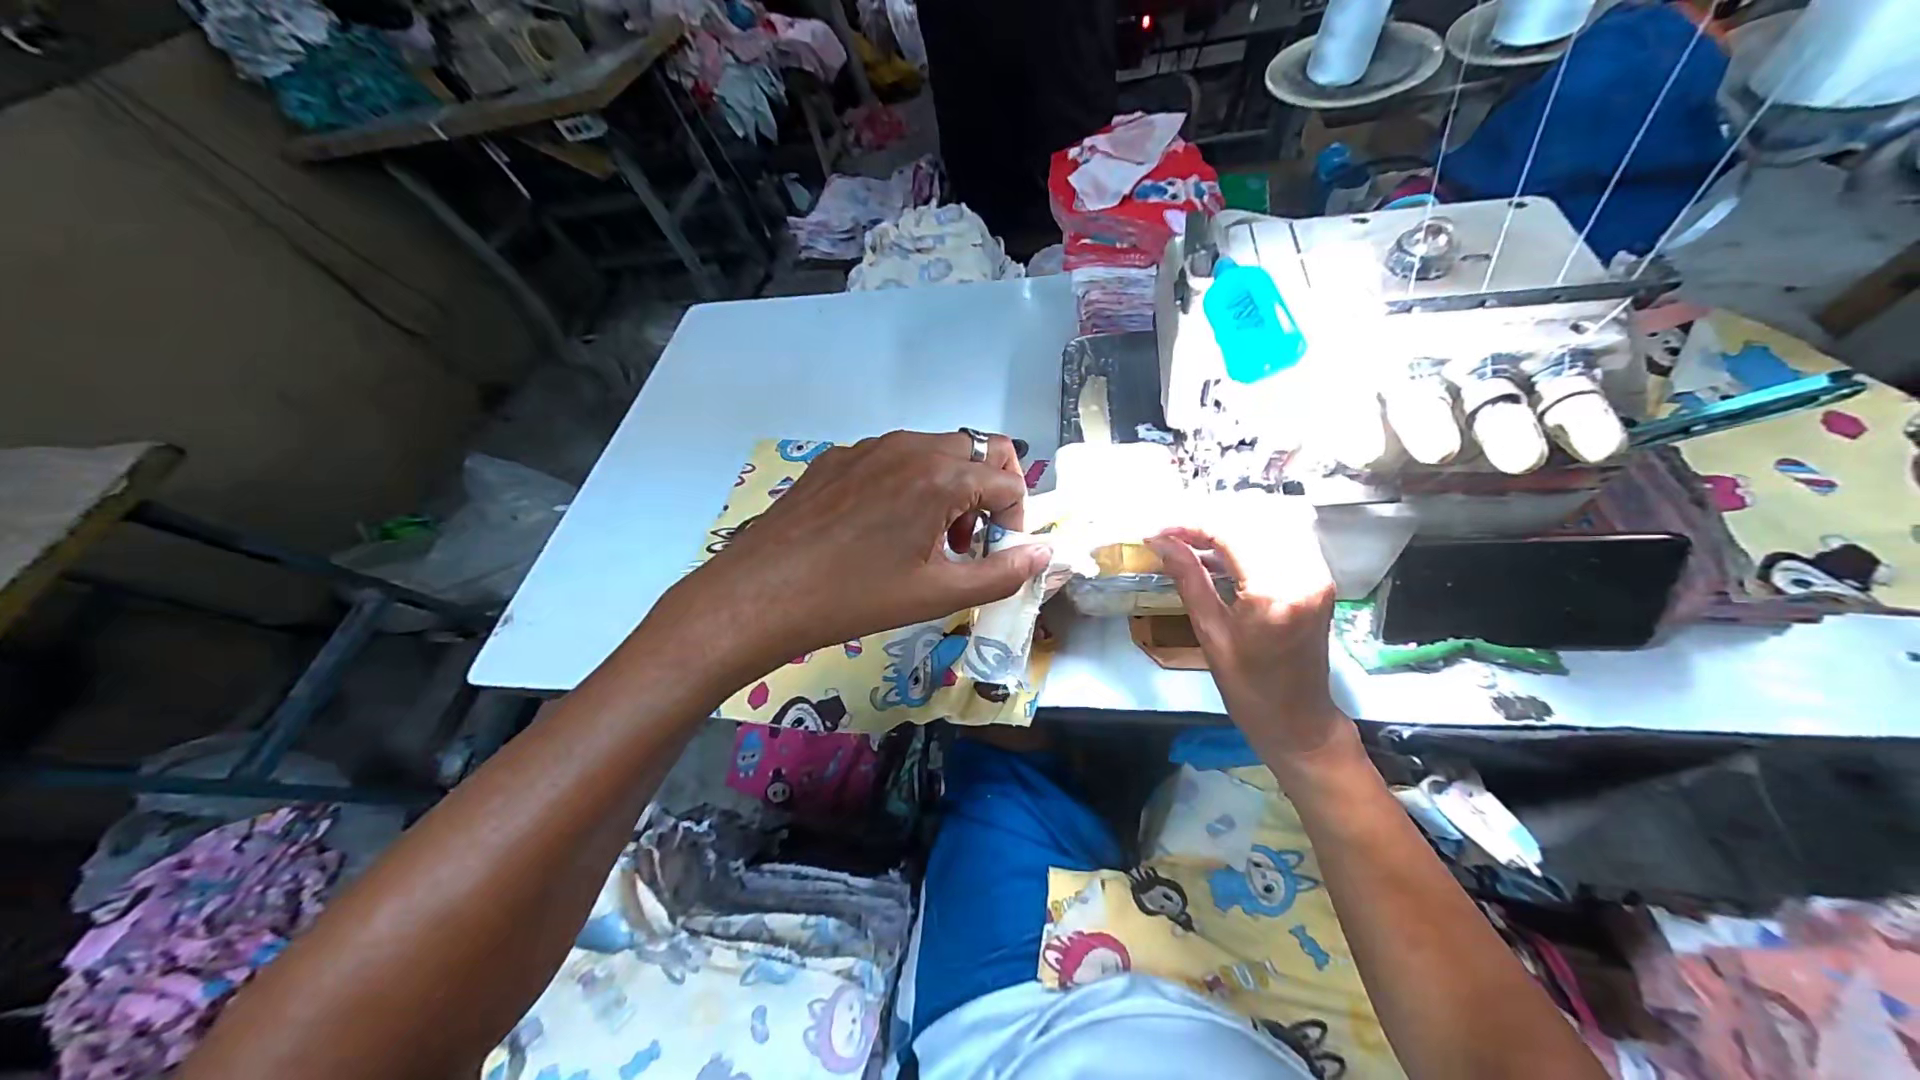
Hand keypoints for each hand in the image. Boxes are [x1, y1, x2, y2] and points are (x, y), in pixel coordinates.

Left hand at [655, 430, 1049, 672]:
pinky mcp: (838, 457)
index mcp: (941, 475)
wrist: (762, 593)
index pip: (1010, 481)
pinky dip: (909, 485)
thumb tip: (1046, 553)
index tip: (994, 556)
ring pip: (935, 453)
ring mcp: (869, 446)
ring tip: (924, 542)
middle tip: (963, 545)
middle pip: (978, 452)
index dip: (1015, 521)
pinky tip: (879, 531)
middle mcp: (910, 446)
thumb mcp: (937, 594)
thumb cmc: (856, 597)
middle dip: (986, 496)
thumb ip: (1002, 573)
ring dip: (950, 489)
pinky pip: (893, 459)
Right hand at [1145, 495, 1349, 759]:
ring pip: (1272, 522)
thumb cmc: (1247, 687)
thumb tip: (1161, 542)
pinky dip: (1253, 536)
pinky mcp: (1320, 578)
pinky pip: (1286, 538)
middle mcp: (1303, 575)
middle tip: (1176, 534)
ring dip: (1233, 524)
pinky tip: (1226, 552)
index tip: (1161, 531)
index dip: (1191, 525)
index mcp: (1272, 593)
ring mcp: (1317, 574)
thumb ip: (1189, 579)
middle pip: (1254, 519)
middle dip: (1210, 519)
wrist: (1298, 718)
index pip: (1230, 533)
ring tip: (1197, 540)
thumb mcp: (1209, 633)